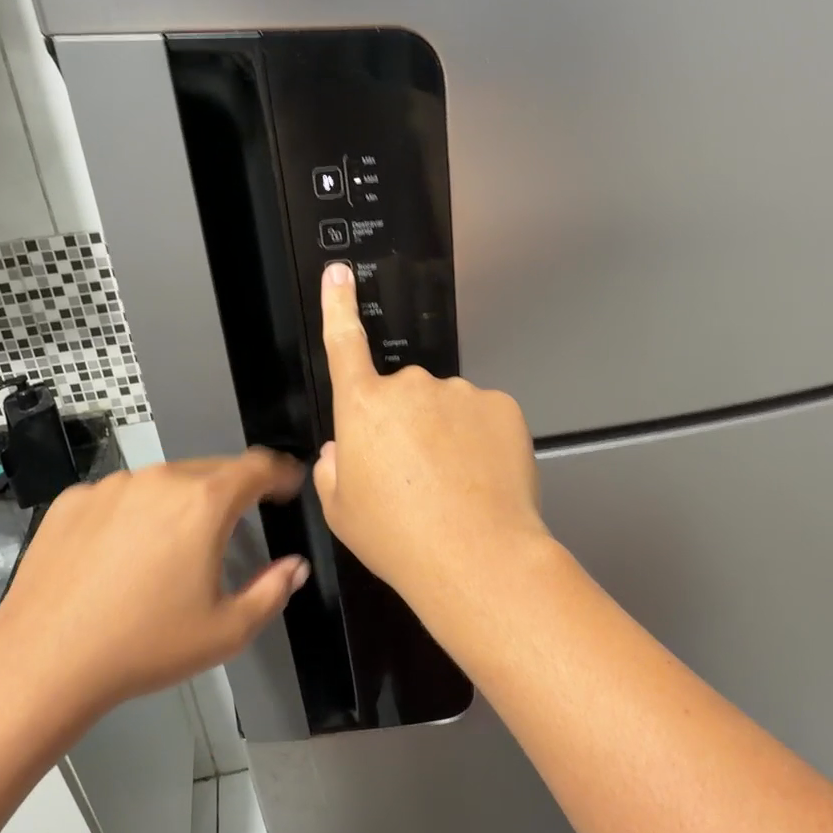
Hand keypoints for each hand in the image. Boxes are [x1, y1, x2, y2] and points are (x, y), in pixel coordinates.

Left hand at [0, 451, 308, 728]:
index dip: (281, 473)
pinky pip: (118, 497)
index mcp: (204, 503)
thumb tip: (294, 566)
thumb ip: (272, 591)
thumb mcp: (227, 631)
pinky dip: (133, 514)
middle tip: (237, 522)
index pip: (257, 467)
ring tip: (173, 547)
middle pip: (210, 470)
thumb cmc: (145, 646)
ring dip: (180, 502)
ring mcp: (110, 486)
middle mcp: (159, 480)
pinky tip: (120, 556)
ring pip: (162, 483)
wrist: (43, 660)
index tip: (289, 485)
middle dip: (232, 490)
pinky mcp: (71, 501)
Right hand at [316, 261, 554, 607]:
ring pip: (446, 408)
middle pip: (402, 397)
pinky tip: (477, 478)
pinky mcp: (500, 406)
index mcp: (363, 409)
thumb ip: (333, 469)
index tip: (340, 275)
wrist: (476, 557)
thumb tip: (340, 452)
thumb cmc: (405, 539)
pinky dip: (480, 441)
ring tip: (449, 486)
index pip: (344, 343)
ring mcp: (459, 394)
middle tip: (413, 477)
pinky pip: (482, 417)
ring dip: (445, 435)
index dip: (338, 305)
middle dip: (405, 426)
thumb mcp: (342, 511)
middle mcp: (410, 390)